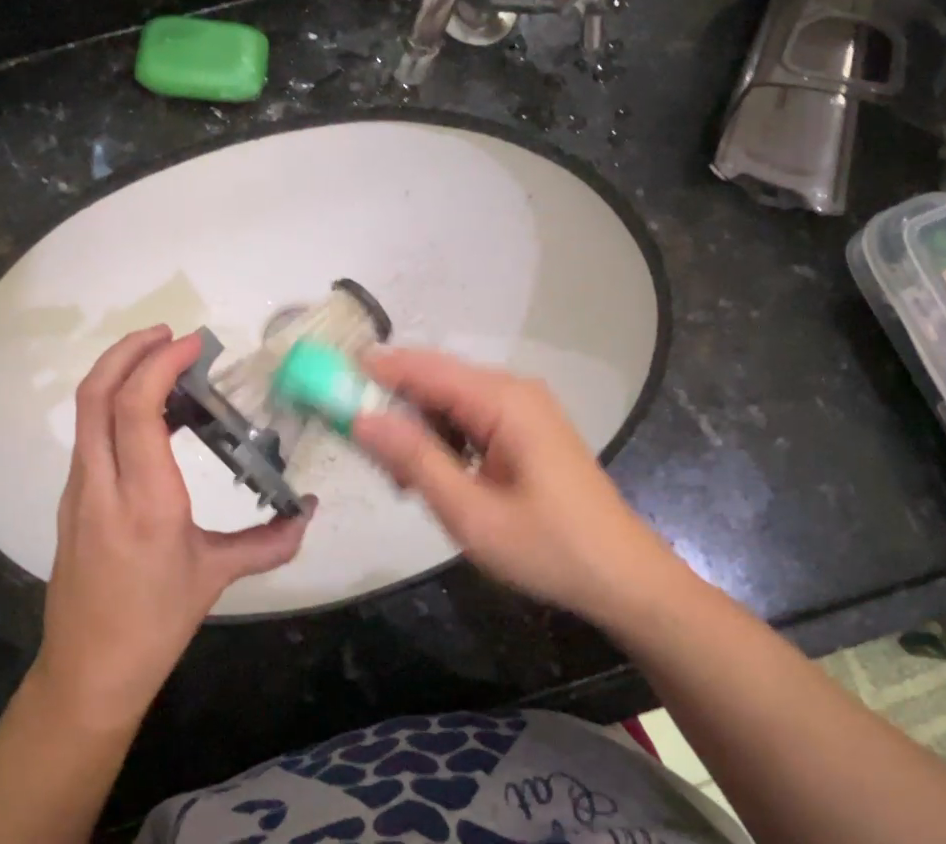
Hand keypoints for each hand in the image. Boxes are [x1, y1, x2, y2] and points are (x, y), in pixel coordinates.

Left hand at [34, 326, 315, 729]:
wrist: (89, 669)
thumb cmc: (156, 623)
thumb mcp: (216, 577)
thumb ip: (269, 541)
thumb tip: (308, 514)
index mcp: (145, 500)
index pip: (136, 409)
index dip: (159, 365)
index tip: (192, 345)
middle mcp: (102, 485)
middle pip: (95, 394)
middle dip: (128, 350)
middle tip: (170, 335)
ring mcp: (79, 491)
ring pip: (87, 412)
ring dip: (119, 374)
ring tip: (163, 365)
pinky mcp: (72, 500)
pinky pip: (90, 435)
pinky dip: (114, 405)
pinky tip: (150, 414)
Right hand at [351, 349, 678, 623]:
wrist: (623, 578)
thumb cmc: (548, 549)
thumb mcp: (470, 512)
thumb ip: (414, 460)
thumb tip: (360, 417)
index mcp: (503, 401)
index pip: (422, 367)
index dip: (370, 370)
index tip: (322, 381)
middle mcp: (513, 391)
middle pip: (433, 381)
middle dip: (392, 409)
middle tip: (363, 452)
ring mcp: (523, 409)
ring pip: (447, 402)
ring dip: (416, 432)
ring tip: (403, 481)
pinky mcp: (525, 431)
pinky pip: (468, 420)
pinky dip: (442, 442)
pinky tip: (434, 479)